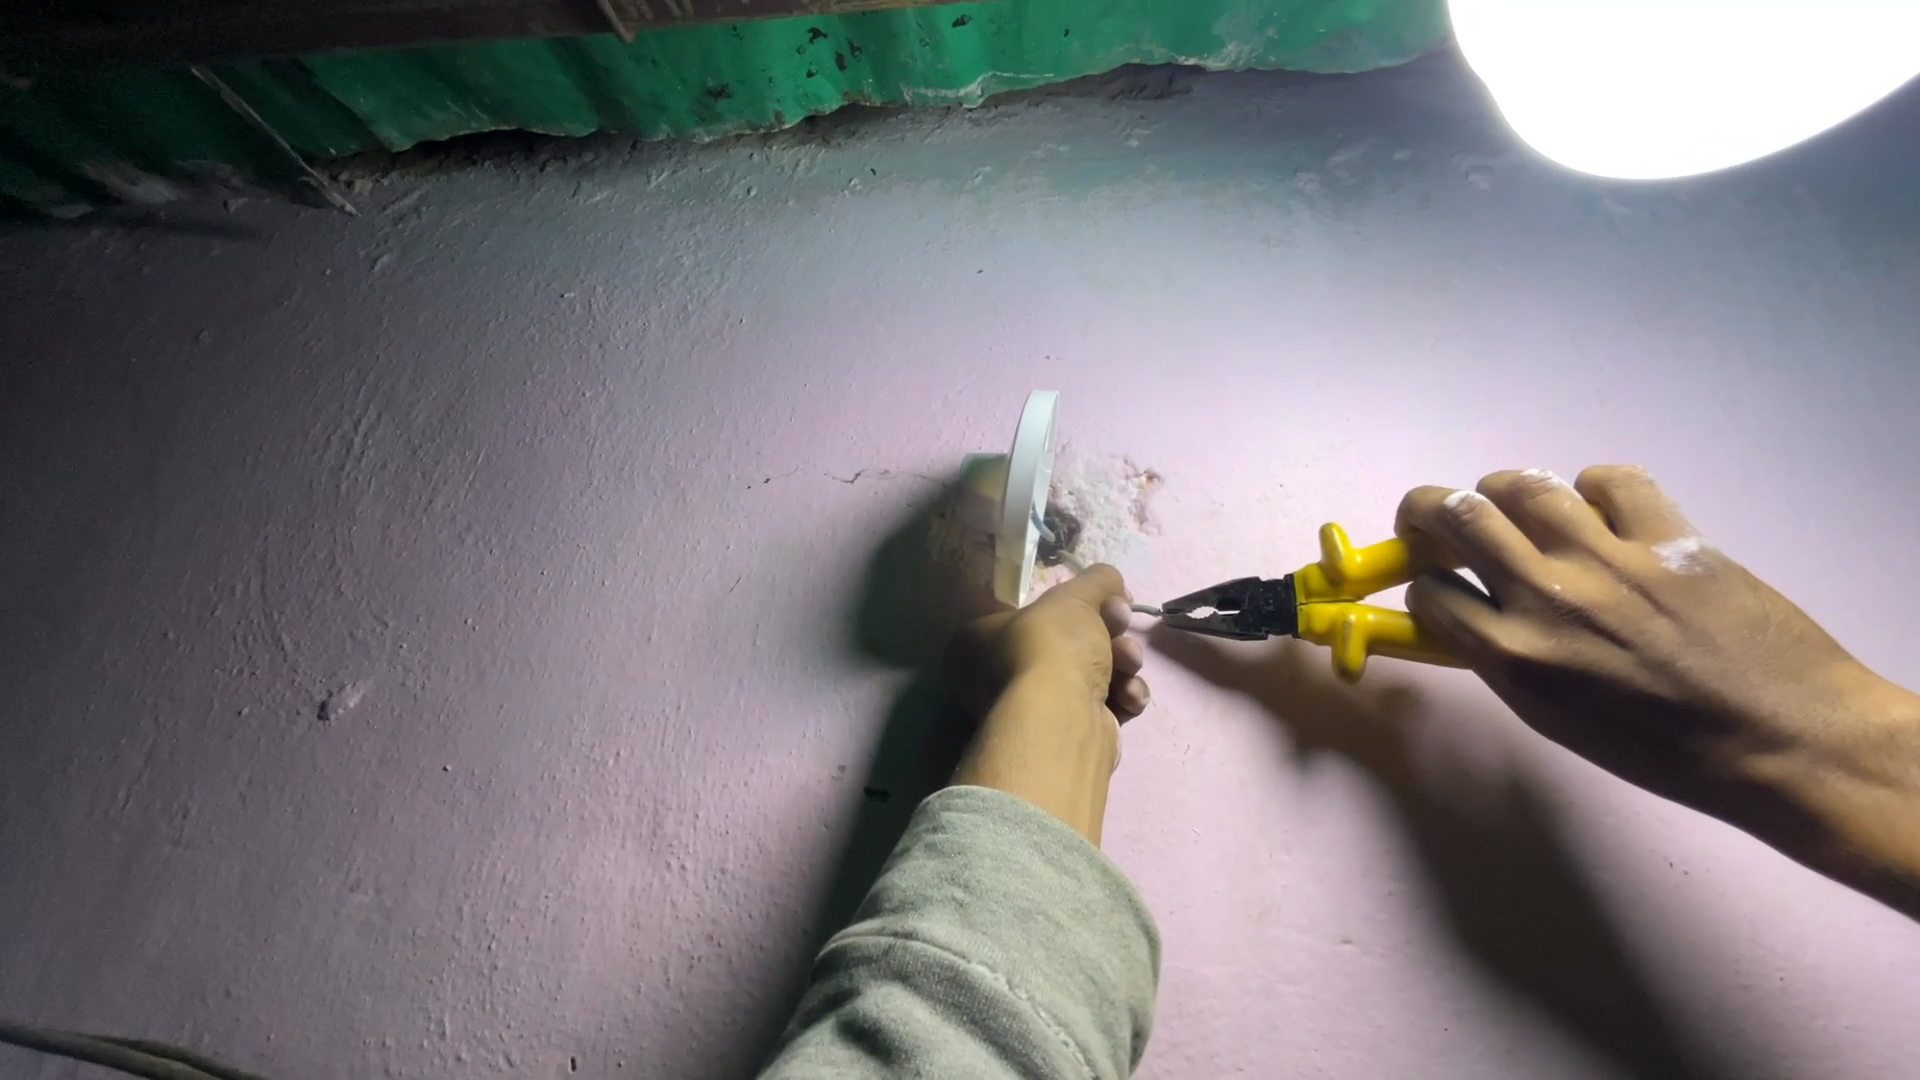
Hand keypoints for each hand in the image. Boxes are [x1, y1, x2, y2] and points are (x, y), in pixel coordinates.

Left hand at [945, 565, 1149, 844]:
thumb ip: (1096, 580)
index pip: (1032, 614)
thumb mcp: (1073, 595)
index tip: (1107, 600)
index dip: (1076, 603)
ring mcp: (1033, 712)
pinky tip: (1128, 697)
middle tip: (1121, 624)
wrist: (1062, 720)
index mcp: (978, 641)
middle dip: (1108, 632)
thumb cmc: (1051, 647)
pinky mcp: (1067, 737)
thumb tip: (1112, 585)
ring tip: (1129, 664)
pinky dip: (1123, 697)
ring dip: (1122, 663)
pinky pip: (1103, 706)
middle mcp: (997, 678)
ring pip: (1093, 673)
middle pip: (1069, 642)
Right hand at [1398, 466, 1919, 910]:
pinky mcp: (1673, 538)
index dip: (1425, 586)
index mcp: (1510, 652)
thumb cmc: (1653, 744)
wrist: (1788, 743)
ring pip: (1523, 485)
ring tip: (1504, 506)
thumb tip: (1458, 611)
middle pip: (1456, 515)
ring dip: (1496, 490)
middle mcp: (1546, 596)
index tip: (1440, 590)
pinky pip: (1611, 481)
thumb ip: (1491, 654)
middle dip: (1424, 510)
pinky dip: (1591, 488)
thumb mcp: (1544, 713)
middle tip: (1432, 521)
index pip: (1428, 590)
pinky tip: (1594, 512)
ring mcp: (1612, 561)